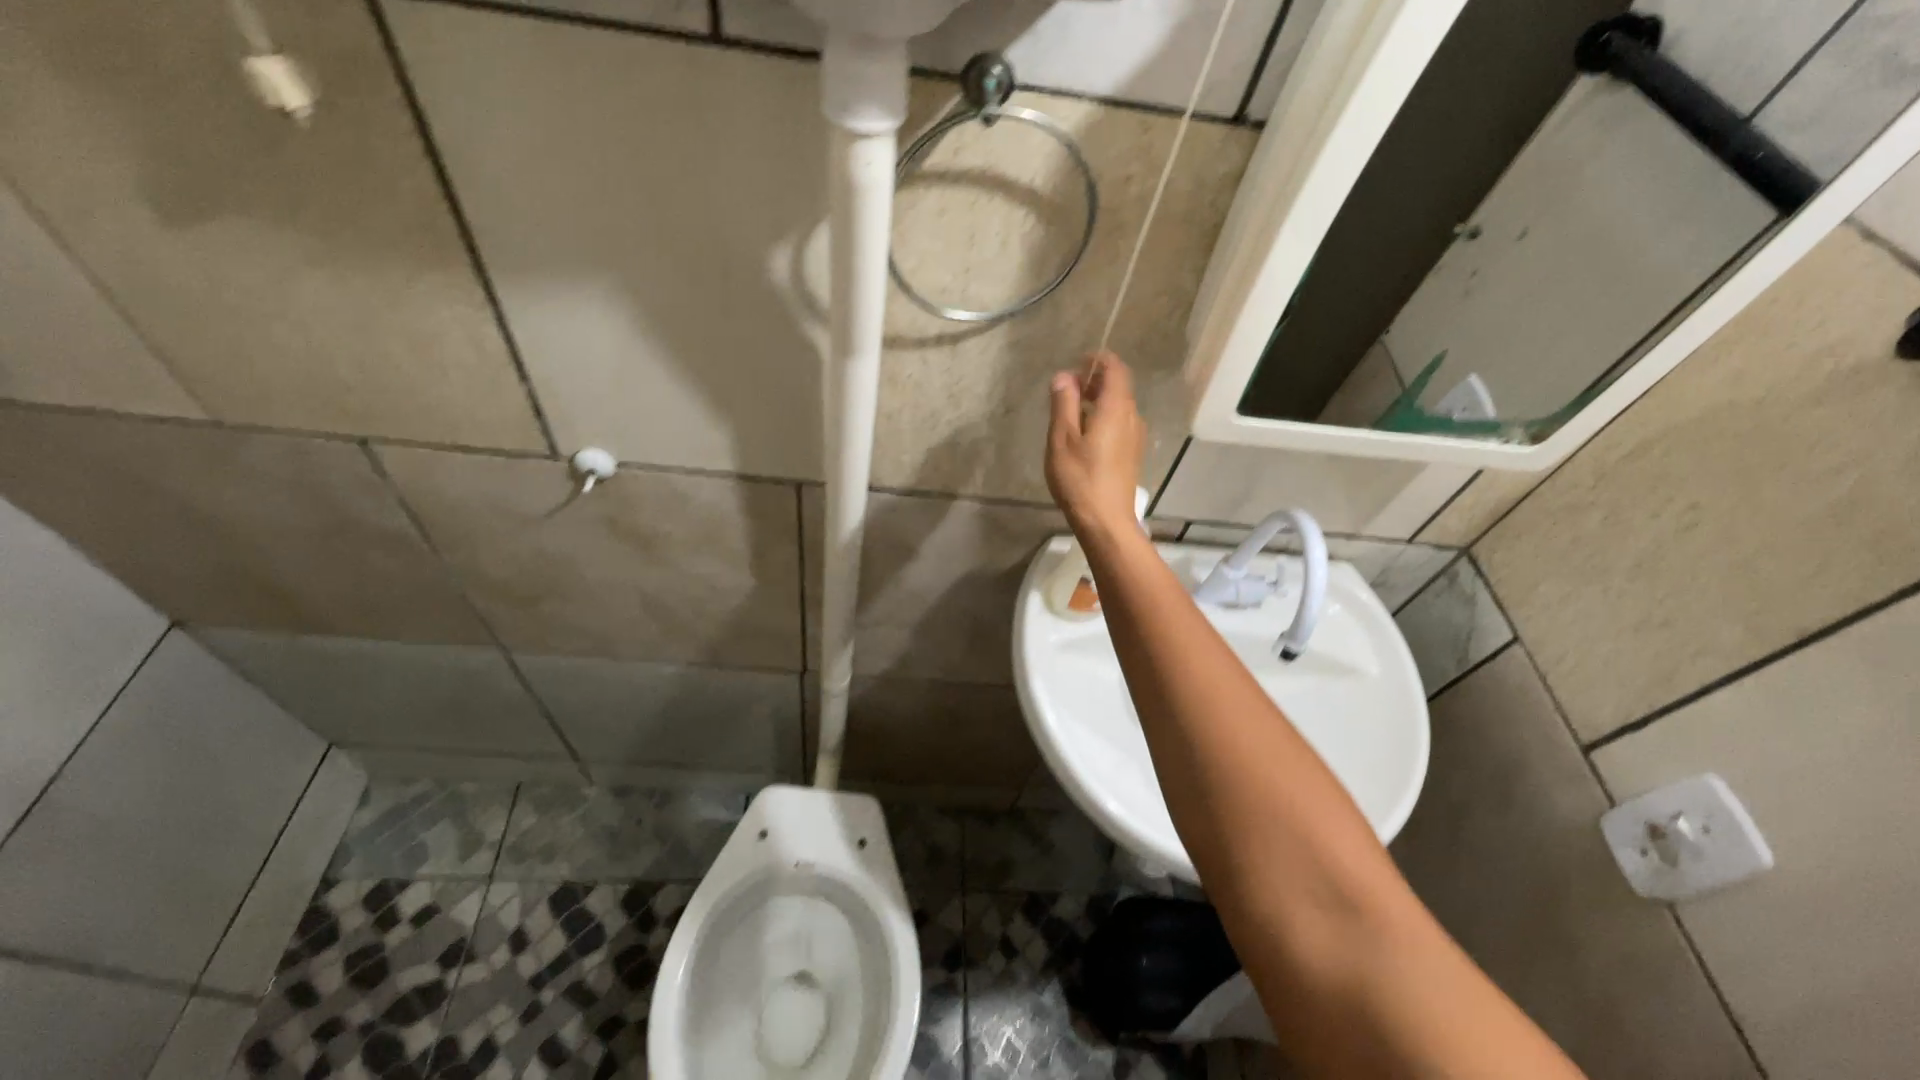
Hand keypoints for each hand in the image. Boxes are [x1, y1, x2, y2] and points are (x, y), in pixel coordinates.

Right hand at [1045, 351, 1146, 539]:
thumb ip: (1064, 403)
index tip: (1077, 363)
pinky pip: (1120, 422)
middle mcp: (1132, 416)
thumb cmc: (1079, 478)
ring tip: (1071, 412)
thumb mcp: (1062, 438)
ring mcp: (1136, 436)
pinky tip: (1084, 435)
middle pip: (1119, 386)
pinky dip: (1104, 417)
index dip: (1098, 360)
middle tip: (1068, 388)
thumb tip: (1064, 376)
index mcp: (1116, 408)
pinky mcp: (1133, 453)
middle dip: (1095, 380)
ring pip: (1119, 406)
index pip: (1115, 368)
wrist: (1106, 521)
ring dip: (1098, 400)